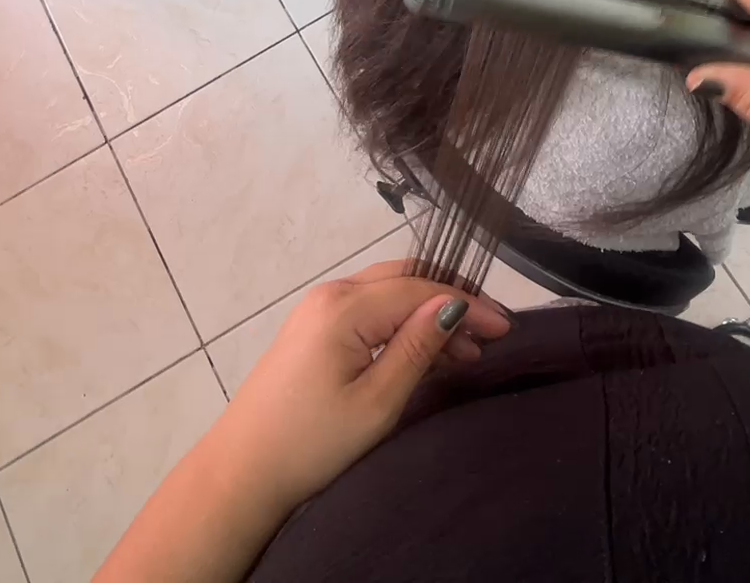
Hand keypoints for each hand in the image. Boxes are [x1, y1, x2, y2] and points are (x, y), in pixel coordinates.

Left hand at [206, 262, 510, 512]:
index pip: (419, 289)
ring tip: (466, 350)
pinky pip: (370, 309)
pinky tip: (426, 349)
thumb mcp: (375, 402)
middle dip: (450, 299)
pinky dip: (402, 322)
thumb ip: (416, 348)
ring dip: (427, 312)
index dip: (466, 303)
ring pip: (387, 292)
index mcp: (344, 306)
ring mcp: (319, 308)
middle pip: (403, 279)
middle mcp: (331, 293)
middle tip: (491, 332)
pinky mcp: (314, 327)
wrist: (242, 471)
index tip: (506, 327)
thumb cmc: (311, 442)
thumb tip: (453, 305)